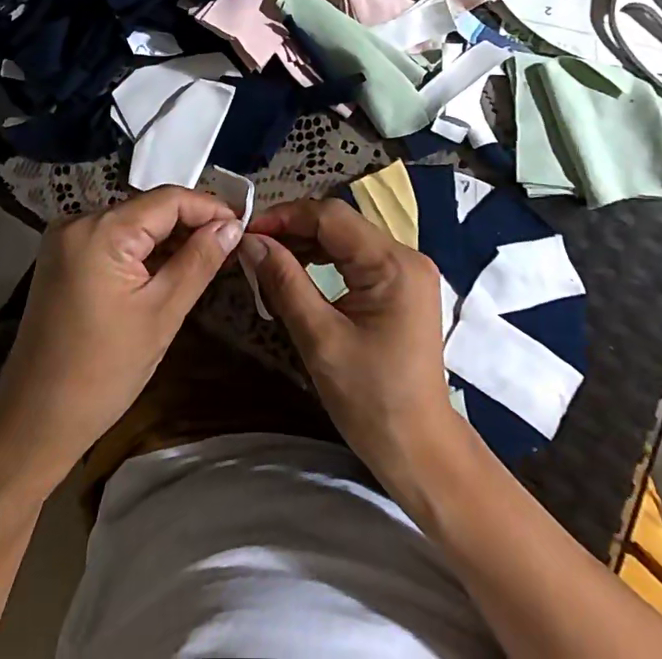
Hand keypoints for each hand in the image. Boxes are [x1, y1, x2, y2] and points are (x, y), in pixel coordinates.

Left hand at [0, 187, 242, 478]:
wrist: (40, 410)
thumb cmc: (105, 368)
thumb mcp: (162, 312)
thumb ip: (198, 261)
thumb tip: (231, 226)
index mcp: (100, 230)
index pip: (166, 199)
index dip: (208, 208)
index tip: (244, 226)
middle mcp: (76, 221)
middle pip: (145, 208)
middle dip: (189, 224)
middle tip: (231, 247)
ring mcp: (63, 239)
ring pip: (128, 224)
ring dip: (166, 238)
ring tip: (207, 259)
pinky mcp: (60, 257)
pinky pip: (109, 241)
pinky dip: (139, 251)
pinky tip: (167, 269)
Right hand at [239, 199, 457, 483]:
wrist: (417, 446)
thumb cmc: (369, 395)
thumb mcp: (318, 336)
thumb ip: (283, 281)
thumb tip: (249, 241)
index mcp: (392, 265)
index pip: (329, 216)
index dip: (283, 217)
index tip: (244, 233)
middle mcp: (405, 257)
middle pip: (337, 223)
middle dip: (289, 230)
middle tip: (248, 247)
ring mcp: (404, 273)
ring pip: (342, 239)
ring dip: (301, 244)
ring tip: (263, 260)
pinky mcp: (398, 289)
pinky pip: (351, 259)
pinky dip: (318, 261)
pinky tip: (291, 273)